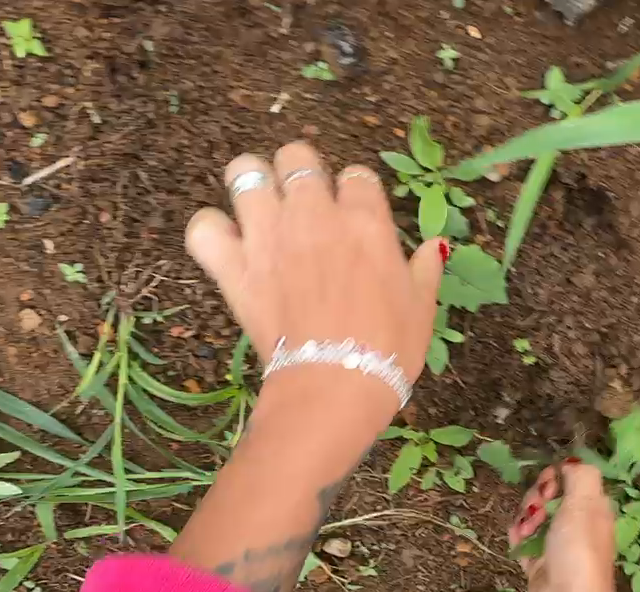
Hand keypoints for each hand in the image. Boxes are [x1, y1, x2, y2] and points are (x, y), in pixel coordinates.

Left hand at [167, 142, 443, 591]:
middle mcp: (314, 214)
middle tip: (306, 208)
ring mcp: (268, 236)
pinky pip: (204, 227)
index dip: (357, 197)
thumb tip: (435, 245)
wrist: (337, 386)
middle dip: (301, 175)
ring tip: (263, 215)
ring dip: (253, 187)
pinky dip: (212, 234)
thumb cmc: (389, 351)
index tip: (358, 222)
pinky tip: (229, 249)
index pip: (358, 176)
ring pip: (245, 172)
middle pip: (298, 156)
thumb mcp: (422, 309)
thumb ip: (425, 269)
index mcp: (365, 221)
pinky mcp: (234, 267)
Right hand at [510, 464, 639, 591]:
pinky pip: (522, 541)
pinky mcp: (538, 564)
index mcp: (593, 508)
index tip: (550, 485)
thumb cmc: (579, 550)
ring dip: (524, 517)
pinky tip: (518, 540)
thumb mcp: (586, 502)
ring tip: (527, 532)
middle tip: (537, 510)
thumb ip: (581, 474)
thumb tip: (570, 464)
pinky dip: (517, 536)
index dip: (555, 477)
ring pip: (532, 517)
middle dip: (536, 497)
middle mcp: (576, 524)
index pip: (571, 479)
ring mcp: (556, 545)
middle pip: (547, 496)